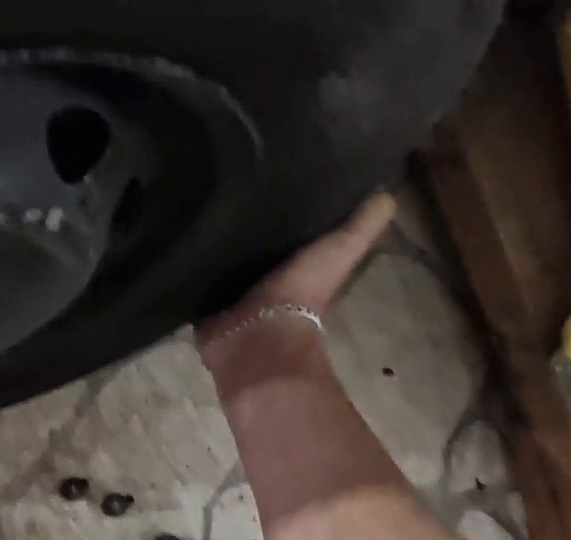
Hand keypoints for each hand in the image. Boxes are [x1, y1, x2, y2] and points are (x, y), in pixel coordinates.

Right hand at [195, 192, 397, 363]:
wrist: (256, 337)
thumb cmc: (301, 293)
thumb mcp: (343, 248)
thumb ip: (364, 223)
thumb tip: (386, 191)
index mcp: (302, 264)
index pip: (296, 228)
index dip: (292, 204)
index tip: (281, 171)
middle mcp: (266, 278)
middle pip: (257, 243)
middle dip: (249, 221)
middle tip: (233, 183)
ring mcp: (232, 294)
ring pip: (224, 260)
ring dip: (216, 242)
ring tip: (201, 202)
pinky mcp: (202, 304)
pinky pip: (194, 281)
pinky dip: (189, 266)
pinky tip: (183, 237)